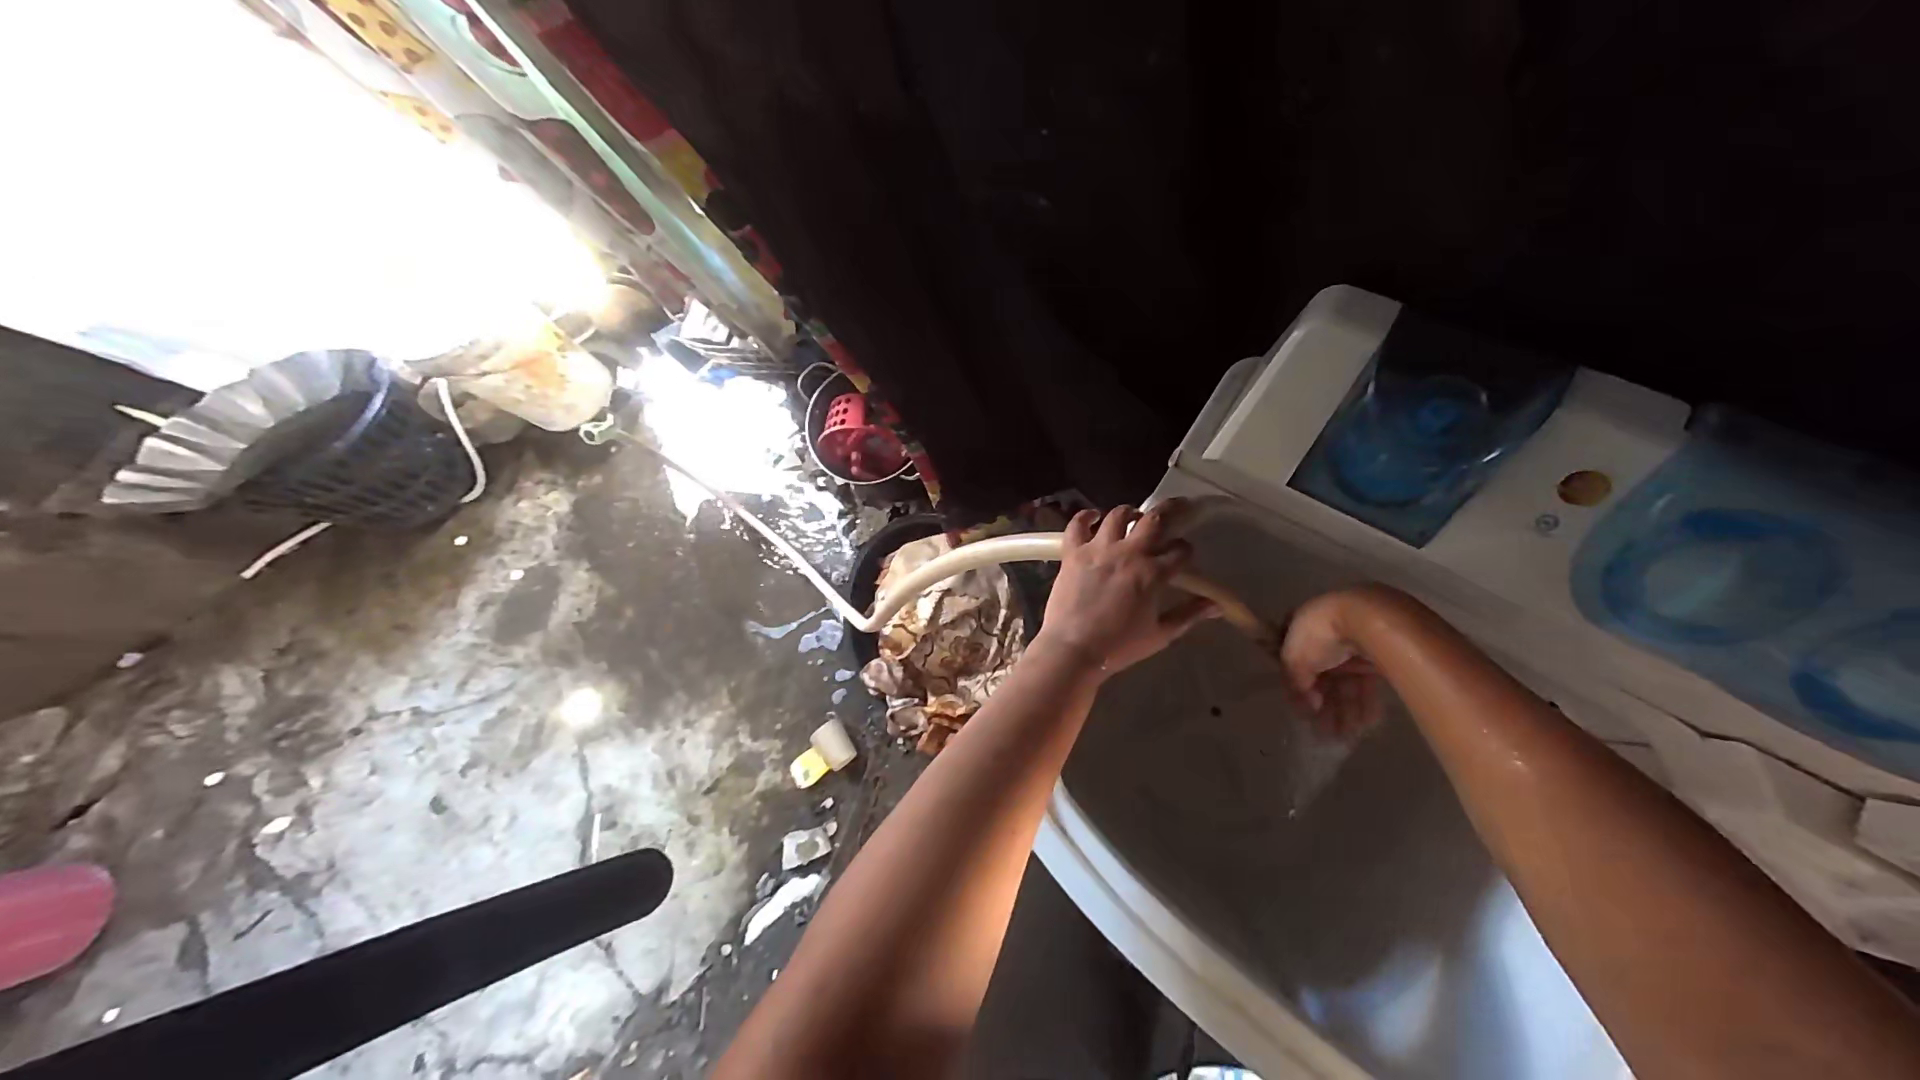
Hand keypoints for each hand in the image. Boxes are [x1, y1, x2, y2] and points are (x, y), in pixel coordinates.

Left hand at [1034, 501, 1219, 677]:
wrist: (1073, 649)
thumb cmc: (1119, 646)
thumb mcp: (1161, 634)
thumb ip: (1189, 614)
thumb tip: (1216, 605)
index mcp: (1153, 573)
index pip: (1180, 551)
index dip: (1186, 551)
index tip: (1184, 555)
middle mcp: (1128, 554)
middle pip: (1155, 520)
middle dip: (1171, 510)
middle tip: (1178, 507)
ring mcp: (1098, 550)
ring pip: (1118, 516)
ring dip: (1130, 513)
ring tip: (1134, 518)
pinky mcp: (1073, 553)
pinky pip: (1077, 524)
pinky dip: (1085, 517)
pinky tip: (1093, 517)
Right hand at [1280, 589, 1388, 737]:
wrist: (1367, 617)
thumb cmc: (1320, 633)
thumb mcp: (1293, 658)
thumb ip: (1294, 685)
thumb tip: (1306, 709)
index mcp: (1303, 633)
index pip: (1297, 667)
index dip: (1300, 691)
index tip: (1304, 713)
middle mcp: (1328, 640)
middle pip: (1324, 679)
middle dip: (1324, 708)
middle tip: (1326, 734)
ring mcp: (1355, 648)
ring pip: (1347, 685)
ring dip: (1344, 712)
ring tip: (1346, 737)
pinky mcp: (1381, 658)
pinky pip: (1369, 685)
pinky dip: (1365, 704)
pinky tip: (1364, 725)